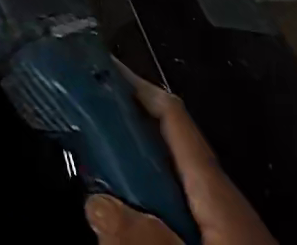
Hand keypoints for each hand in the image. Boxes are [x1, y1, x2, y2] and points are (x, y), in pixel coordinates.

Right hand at [85, 67, 275, 244]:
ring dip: (127, 183)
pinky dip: (143, 219)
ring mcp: (222, 233)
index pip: (173, 119)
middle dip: (119, 137)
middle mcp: (220, 206)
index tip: (94, 68)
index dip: (135, 87)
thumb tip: (96, 203)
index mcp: (218, 195)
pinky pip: (173, 222)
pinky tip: (121, 233)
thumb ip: (146, 242)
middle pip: (162, 153)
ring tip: (91, 182)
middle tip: (75, 125)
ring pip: (164, 191)